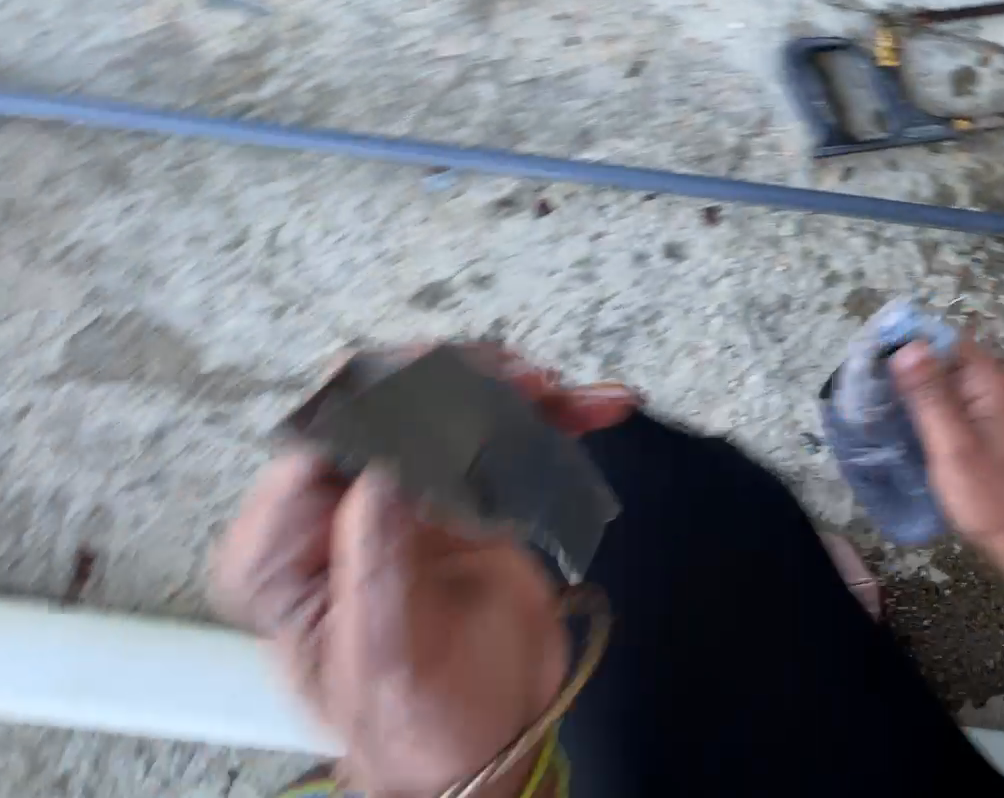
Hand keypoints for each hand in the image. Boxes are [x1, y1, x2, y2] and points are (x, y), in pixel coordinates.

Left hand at [210, 345, 638, 797]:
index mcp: (291, 551)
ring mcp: (419, 499)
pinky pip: (515, 441)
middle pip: (402, 412)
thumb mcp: (387, 656)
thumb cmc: (421, 722)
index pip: (323, 442)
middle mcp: (349, 511)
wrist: (490, 741)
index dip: (388, 395)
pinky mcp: (477, 499)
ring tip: (580, 395)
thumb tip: (381, 469)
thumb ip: (375, 564)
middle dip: (470, 385)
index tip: (456, 375)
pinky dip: (560, 419)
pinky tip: (600, 406)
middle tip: (531, 382)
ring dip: (527, 395)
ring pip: (466, 415)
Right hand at [889, 339, 1003, 565]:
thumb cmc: (992, 499)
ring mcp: (989, 413)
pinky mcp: (983, 435)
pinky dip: (924, 413)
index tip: (869, 353)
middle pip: (942, 361)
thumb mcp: (954, 445)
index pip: (945, 339)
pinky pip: (948, 410)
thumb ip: (930, 395)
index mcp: (990, 383)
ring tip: (870, 403)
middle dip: (904, 367)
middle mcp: (993, 390)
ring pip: (943, 387)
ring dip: (911, 392)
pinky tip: (897, 428)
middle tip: (861, 383)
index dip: (907, 340)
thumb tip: (907, 345)